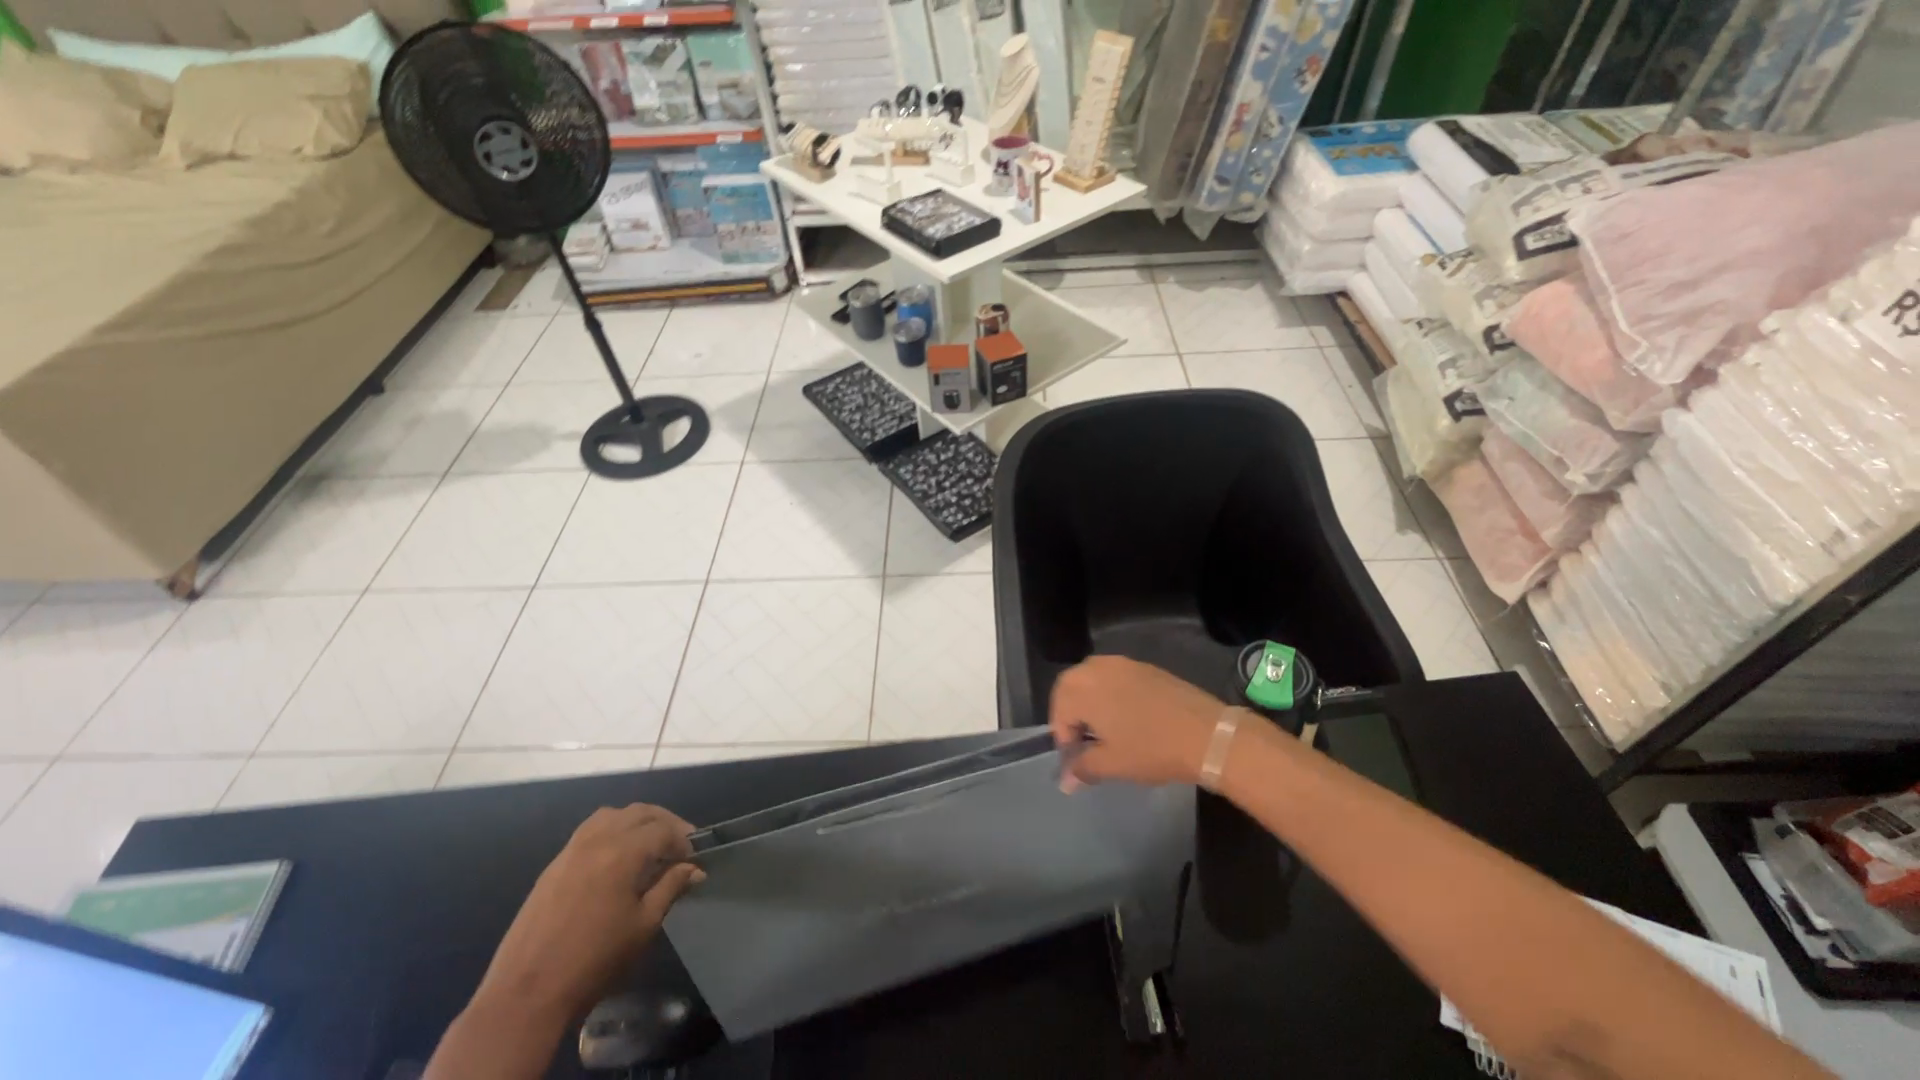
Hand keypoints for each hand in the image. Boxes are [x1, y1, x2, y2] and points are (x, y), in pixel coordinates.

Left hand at [475, 804, 704, 1021]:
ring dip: (636, 822)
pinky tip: (618, 859)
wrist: (528, 990)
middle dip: (665, 823)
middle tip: (680, 847)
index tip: (696, 861)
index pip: (663, 830)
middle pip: (639, 813)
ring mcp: (571, 850)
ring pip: (611, 816)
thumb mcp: (644, 925)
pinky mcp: (554, 865)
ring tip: (650, 846)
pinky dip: (612, 831)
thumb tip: (694, 870)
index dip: (685, 841)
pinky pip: (589, 831)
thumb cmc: (595, 960)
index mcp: (622, 853)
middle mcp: (597, 840)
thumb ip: (670, 888)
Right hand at [1048, 655, 1228, 788]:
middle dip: (1070, 712)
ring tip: (1104, 729)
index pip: (1059, 711)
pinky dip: (1111, 693)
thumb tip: (1065, 781)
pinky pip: (1115, 676)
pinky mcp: (1147, 668)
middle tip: (1082, 740)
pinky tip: (1127, 718)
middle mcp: (1099, 668)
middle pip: (1070, 686)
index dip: (1063, 738)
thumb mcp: (1112, 764)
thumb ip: (1082, 768)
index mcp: (1084, 689)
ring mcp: (1125, 664)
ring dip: (1089, 700)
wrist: (1208, 735)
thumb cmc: (1152, 750)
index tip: (1076, 760)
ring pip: (1092, 677)